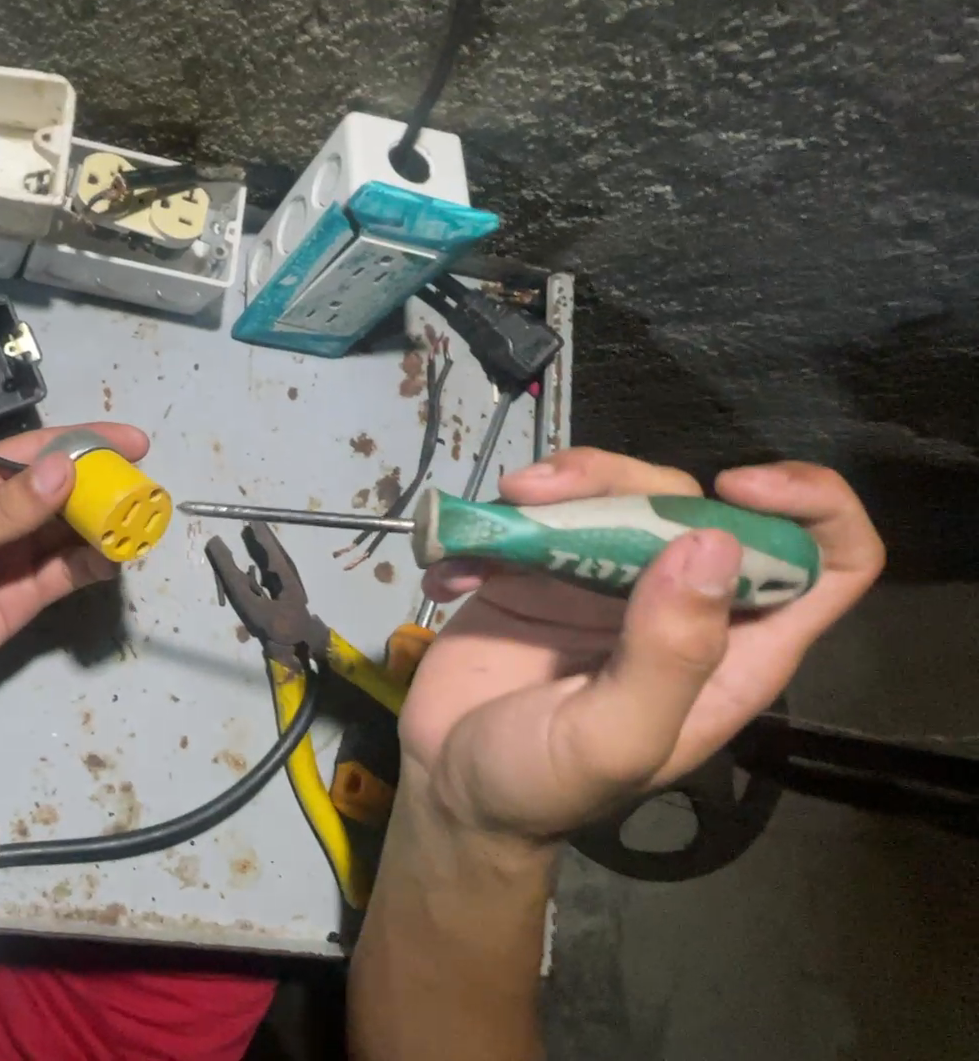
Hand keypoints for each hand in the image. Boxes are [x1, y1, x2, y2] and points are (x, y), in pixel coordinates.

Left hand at [0, 423, 149, 711]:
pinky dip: (93, 564)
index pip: (35, 454)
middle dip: (103, 488)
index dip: (84, 445)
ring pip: (69, 531)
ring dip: (104, 527)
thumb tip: (65, 469)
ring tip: (141, 527)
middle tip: (147, 495)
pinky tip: (115, 561)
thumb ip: (5, 511)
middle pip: (60, 491)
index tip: (133, 443)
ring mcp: (11, 555)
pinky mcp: (22, 595)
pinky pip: (66, 572)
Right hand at [399, 447, 883, 845]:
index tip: (732, 485)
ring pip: (598, 500)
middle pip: (680, 506)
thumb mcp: (614, 736)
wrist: (448, 788)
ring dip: (544, 490)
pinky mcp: (520, 584)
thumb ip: (668, 653)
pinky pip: (512, 532)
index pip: (822, 561)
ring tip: (491, 508)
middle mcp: (665, 606)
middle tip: (533, 491)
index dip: (804, 508)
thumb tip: (709, 542)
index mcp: (726, 648)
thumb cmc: (541, 782)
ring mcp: (587, 589)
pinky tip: (445, 576)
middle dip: (615, 480)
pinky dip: (475, 537)